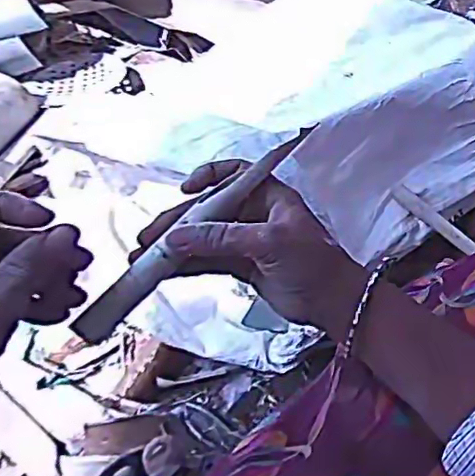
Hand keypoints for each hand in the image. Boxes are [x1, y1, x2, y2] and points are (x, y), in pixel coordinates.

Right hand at [133, 151, 361, 335]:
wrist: (332, 301)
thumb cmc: (313, 263)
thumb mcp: (270, 243)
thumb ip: (223, 238)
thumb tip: (176, 237)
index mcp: (273, 197)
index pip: (239, 175)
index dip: (212, 175)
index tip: (185, 189)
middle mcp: (259, 215)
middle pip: (212, 210)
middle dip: (179, 221)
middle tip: (147, 239)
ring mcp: (249, 241)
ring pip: (205, 238)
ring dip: (175, 247)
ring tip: (142, 259)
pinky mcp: (243, 266)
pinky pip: (208, 260)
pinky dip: (185, 265)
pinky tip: (161, 272)